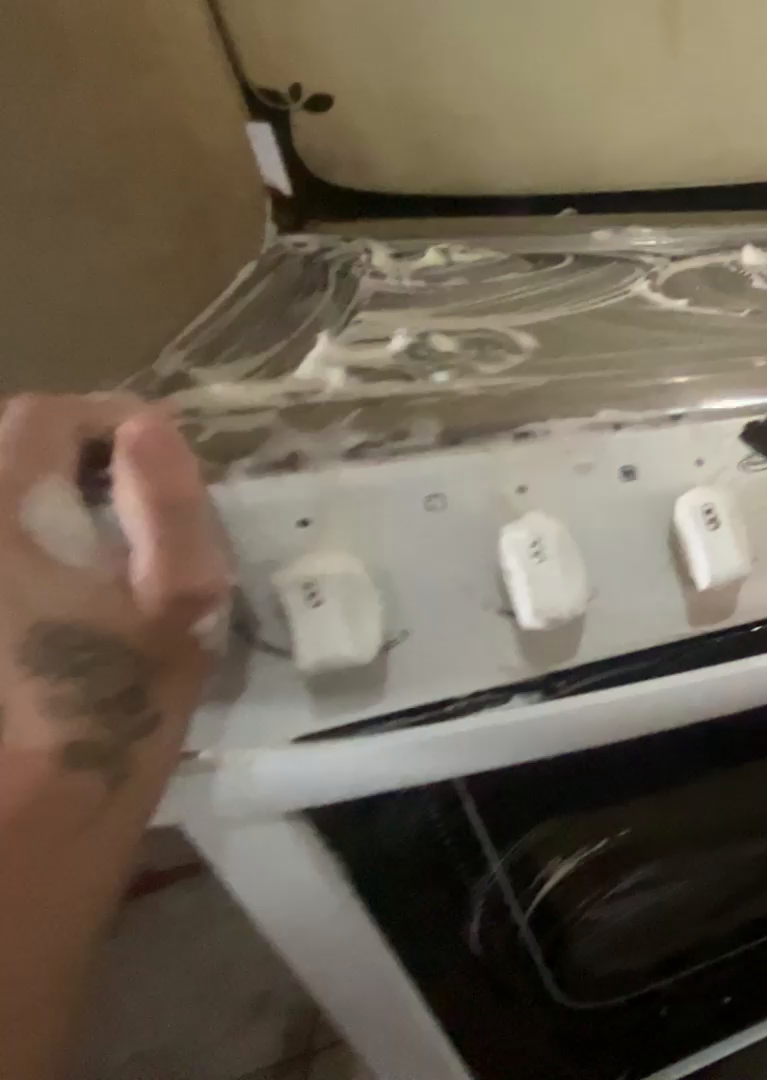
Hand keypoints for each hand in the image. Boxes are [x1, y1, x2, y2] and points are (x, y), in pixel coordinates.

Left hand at [0, 395, 226, 792]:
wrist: (32, 792)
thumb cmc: (123, 690)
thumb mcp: (179, 598)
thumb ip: (168, 505)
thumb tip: (152, 424)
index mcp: (11, 520)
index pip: (38, 419)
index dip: (101, 419)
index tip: (151, 449)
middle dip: (60, 458)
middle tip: (119, 496)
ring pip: (1, 499)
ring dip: (35, 498)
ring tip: (76, 537)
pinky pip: (8, 543)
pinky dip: (25, 540)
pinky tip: (44, 585)